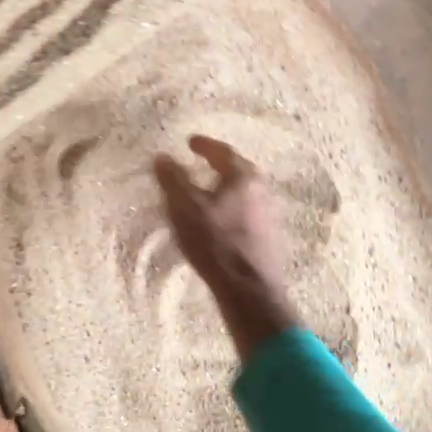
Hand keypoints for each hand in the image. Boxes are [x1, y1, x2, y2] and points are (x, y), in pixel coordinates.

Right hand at [154, 135, 301, 361]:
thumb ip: (172, 179)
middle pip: (238, 170)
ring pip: (244, 191)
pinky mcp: (270, 236)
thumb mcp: (184, 207)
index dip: (204, 145)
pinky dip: (231, 206)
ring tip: (207, 190)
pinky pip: (247, 210)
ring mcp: (270, 214)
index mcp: (243, 177)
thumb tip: (162, 156)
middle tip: (200, 162)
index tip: (190, 142)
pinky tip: (220, 217)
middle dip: (218, 165)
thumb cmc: (214, 242)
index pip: (223, 152)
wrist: (249, 289)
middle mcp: (262, 190)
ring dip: (225, 187)